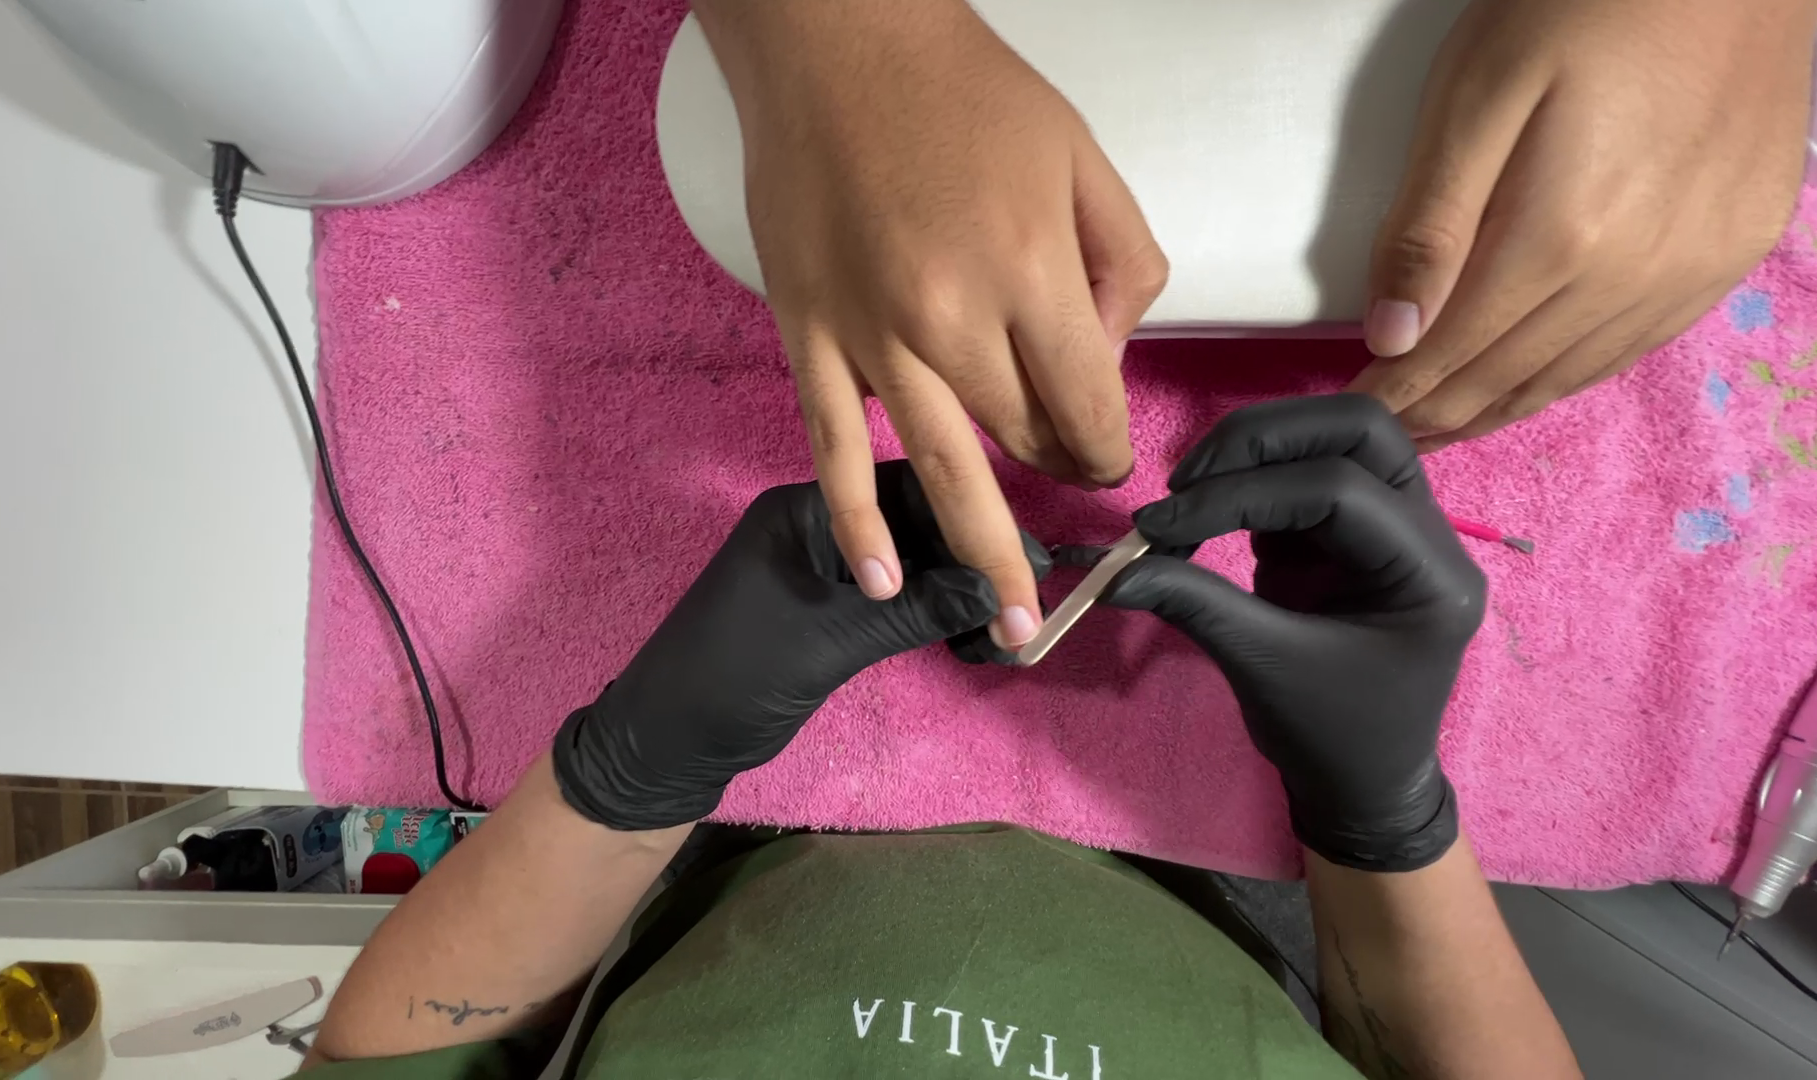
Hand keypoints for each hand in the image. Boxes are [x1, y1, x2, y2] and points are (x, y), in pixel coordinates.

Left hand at [551, 461, 1043, 829]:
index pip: (901, 494)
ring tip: (1007, 612)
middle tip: (1028, 589)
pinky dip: (925, 607)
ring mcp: (820, 566)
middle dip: (966, 555)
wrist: (672, 740)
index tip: (1025, 559)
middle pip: (907, 524)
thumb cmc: (738, 675)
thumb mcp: (831, 639)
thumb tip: (1001, 589)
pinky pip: (888, 593)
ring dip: (951, 584)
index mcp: (803, 511)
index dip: (967, 520)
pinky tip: (965, 623)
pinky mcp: (826, 605)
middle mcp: (814, 525)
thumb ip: (915, 609)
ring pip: (903, 561)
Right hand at [691, 0, 1167, 647]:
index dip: (1109, 446)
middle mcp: (950, 320)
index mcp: (1027, 270)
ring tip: (1012, 623)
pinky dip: (859, 523)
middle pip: (1023, 438)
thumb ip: (1122, 265)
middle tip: (1067, 472)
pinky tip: (883, 580)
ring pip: (944, 470)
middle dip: (1058, 467)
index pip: (1088, 403)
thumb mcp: (1082, 157)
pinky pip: (836, 450)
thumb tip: (1103, 358)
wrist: (835, 50)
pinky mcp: (811, 343)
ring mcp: (872, 341)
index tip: (1108, 458)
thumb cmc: (965, 95)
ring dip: (987, 549)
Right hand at [1104, 395, 1485, 870]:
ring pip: (1330, 434)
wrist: (1357, 772)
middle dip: (1260, 441)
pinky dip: (1241, 479)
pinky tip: (1199, 511)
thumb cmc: (1330, 731)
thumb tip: (1112, 574)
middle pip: (1354, 429)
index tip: (1159, 527)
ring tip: (1187, 489)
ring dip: (1251, 448)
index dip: (1240, 497)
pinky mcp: (1340, 528)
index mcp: (1427, 572)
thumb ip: (1192, 604)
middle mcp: (1422, 530)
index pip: (1337, 491)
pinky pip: (1295, 471)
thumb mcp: (1260, 666)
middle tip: (1186, 481)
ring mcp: (1384, 522)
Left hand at [1354, 0, 1814, 448]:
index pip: (1443, 359)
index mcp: (1558, 241)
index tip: (1348, 417)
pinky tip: (1518, 391)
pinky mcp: (1733, 247)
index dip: (1388, 397)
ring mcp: (1697, 264)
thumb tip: (1389, 337)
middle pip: (1498, 382)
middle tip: (1380, 437)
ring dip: (1487, 413)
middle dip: (1427, 416)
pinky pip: (1626, 351)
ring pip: (1561, 381)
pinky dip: (1557, 383)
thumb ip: (1425, 234)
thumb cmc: (1576, 11)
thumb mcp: (1468, 113)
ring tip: (1432, 430)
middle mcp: (1637, 271)